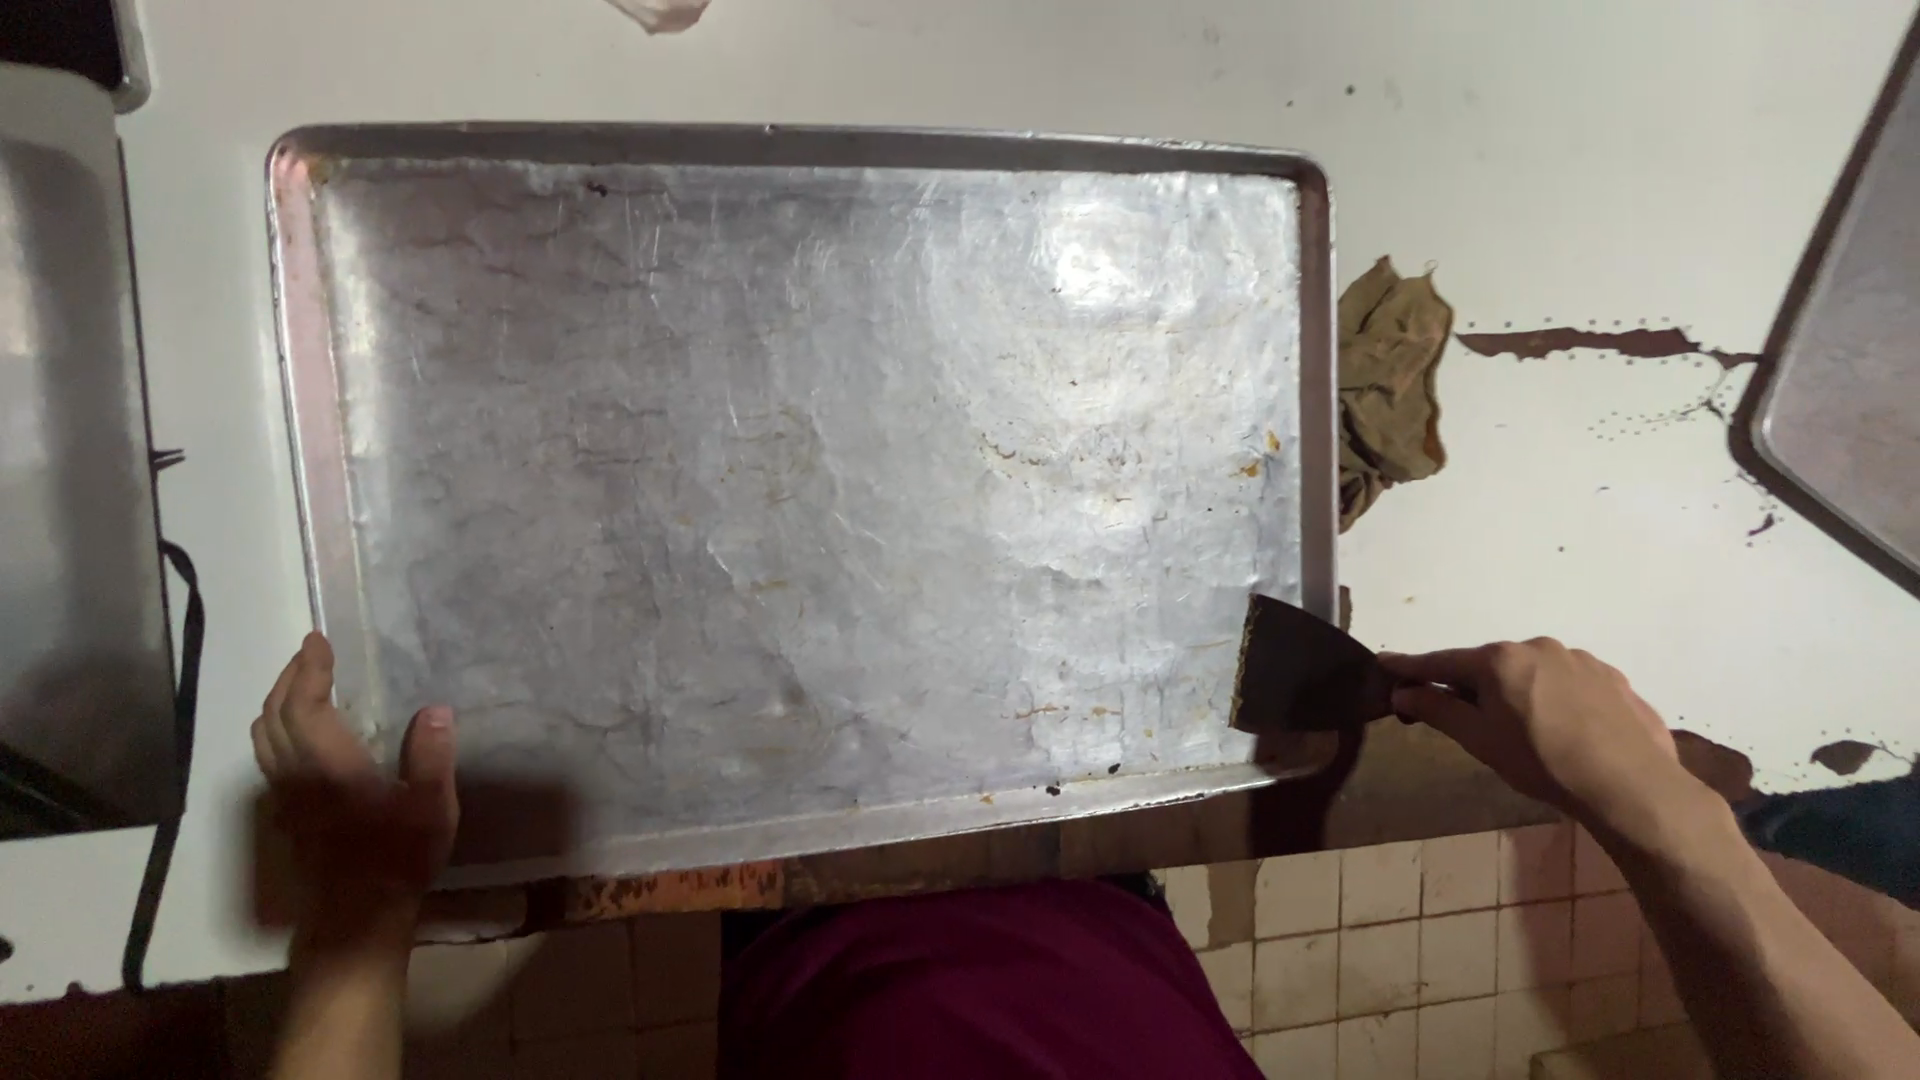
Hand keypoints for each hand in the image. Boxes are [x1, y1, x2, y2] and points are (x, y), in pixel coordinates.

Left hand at [252, 632, 458, 936]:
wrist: (357, 917)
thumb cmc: (399, 858)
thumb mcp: (433, 807)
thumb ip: (431, 756)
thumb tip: (435, 709)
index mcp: (332, 769)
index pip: (305, 710)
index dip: (309, 672)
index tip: (318, 641)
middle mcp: (297, 778)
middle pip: (273, 720)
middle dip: (288, 680)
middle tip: (310, 653)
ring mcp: (285, 799)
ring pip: (262, 741)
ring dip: (277, 704)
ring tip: (301, 683)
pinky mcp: (286, 815)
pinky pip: (268, 759)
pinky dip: (277, 730)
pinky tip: (300, 733)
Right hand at [1380, 638, 1703, 831]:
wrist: (1634, 788)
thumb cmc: (1542, 762)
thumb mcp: (1478, 739)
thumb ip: (1436, 708)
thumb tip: (1402, 690)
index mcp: (1498, 659)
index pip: (1441, 661)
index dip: (1409, 666)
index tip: (1384, 663)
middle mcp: (1537, 647)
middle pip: (1488, 665)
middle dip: (1472, 685)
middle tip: (1466, 716)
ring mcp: (1580, 660)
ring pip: (1531, 672)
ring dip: (1517, 690)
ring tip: (1524, 727)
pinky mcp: (1614, 679)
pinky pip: (1569, 683)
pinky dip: (1555, 698)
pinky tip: (1564, 728)